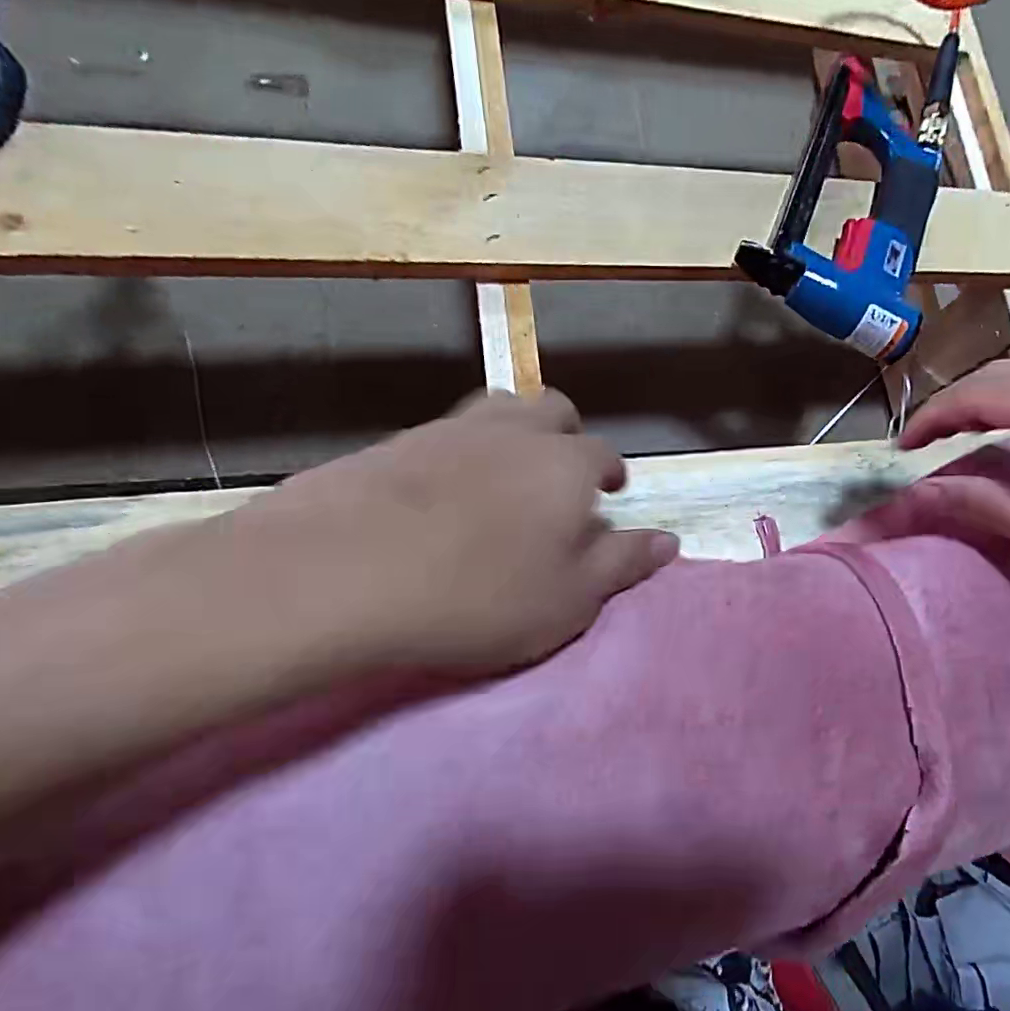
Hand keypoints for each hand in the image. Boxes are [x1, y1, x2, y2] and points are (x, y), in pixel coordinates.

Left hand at [177, 390, 678, 686]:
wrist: (340, 572)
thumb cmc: (478, 596)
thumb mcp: (567, 599)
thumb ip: (621, 565)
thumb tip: (668, 540)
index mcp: (565, 465)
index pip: (604, 457)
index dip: (610, 478)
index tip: (609, 499)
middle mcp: (514, 431)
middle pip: (553, 411)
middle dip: (567, 438)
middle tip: (559, 483)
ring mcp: (449, 429)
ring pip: (498, 411)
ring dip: (514, 436)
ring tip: (505, 482)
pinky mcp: (394, 442)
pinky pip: (444, 435)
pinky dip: (460, 454)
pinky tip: (444, 493)